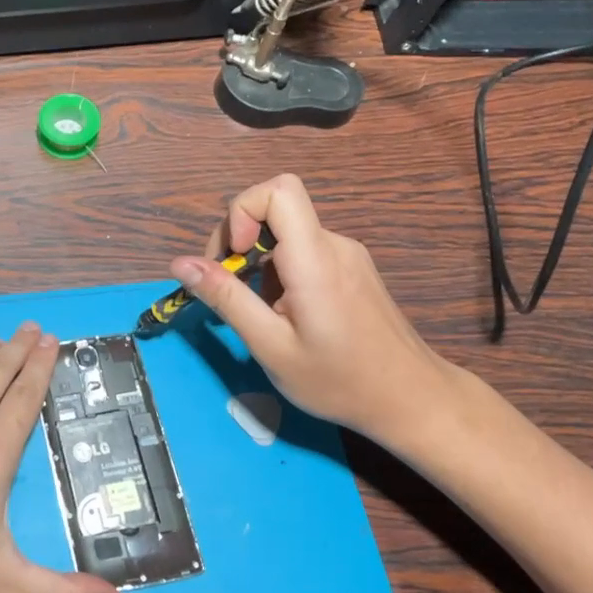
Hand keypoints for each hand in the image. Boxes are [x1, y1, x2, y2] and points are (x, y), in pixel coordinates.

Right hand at [169, 174, 459, 442]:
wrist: (413, 402)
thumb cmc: (340, 381)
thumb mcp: (271, 347)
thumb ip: (226, 299)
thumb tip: (180, 263)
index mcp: (315, 260)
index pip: (278, 191)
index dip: (244, 211)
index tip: (235, 257)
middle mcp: (334, 245)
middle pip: (275, 210)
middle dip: (239, 240)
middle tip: (228, 289)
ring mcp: (347, 255)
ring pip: (286, 233)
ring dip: (258, 262)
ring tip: (259, 312)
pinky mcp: (352, 269)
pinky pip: (303, 251)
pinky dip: (279, 272)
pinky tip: (284, 314)